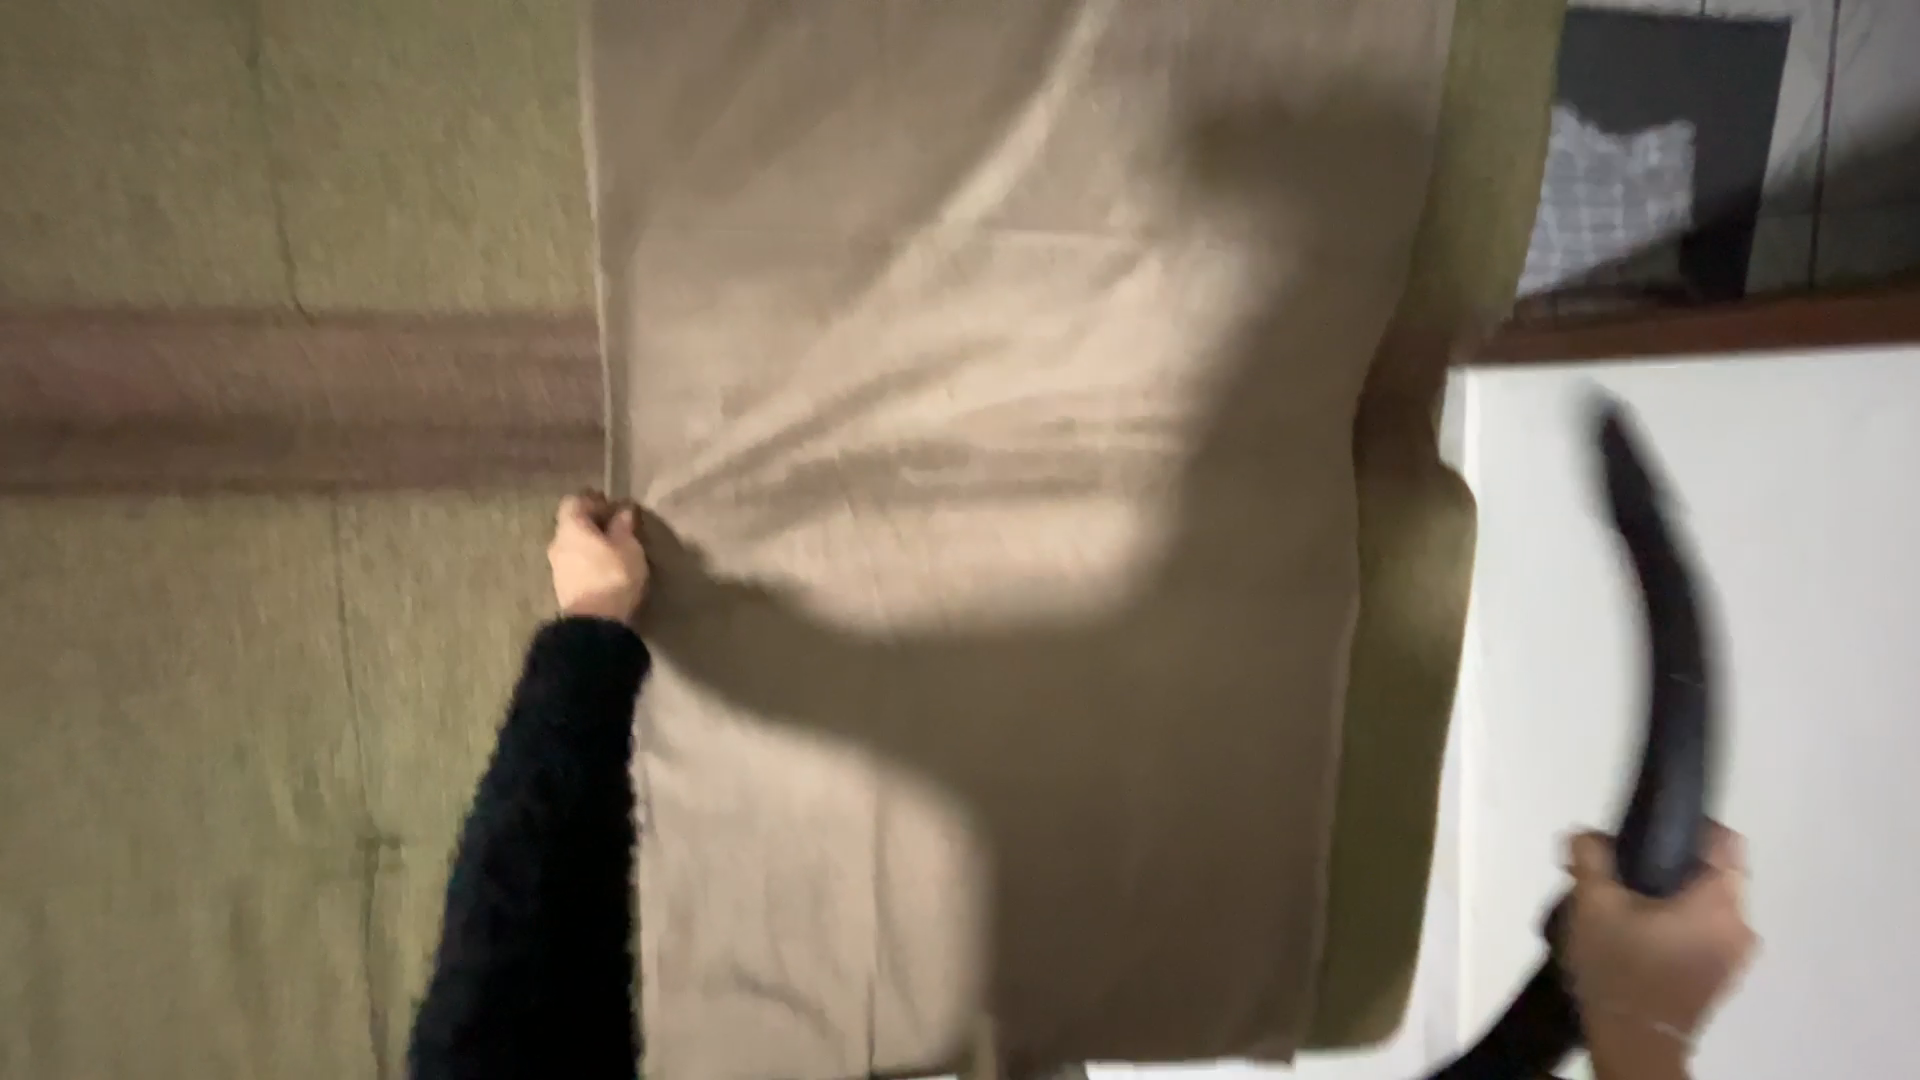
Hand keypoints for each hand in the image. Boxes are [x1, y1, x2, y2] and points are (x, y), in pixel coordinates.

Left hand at [548, 492, 649, 623]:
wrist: (594, 623)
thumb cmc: (613, 576)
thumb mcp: (628, 547)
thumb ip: (624, 526)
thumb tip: (623, 510)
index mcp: (571, 528)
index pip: (574, 501)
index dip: (592, 499)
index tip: (611, 503)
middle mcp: (557, 543)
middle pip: (571, 523)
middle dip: (592, 521)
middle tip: (615, 524)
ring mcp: (557, 566)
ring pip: (573, 544)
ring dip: (590, 541)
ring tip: (613, 547)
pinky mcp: (563, 586)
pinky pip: (575, 562)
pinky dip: (588, 557)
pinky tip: (605, 565)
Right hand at [1565, 824, 1756, 1063]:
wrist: (1634, 1037)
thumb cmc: (1619, 963)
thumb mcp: (1591, 900)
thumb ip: (1589, 855)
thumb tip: (1587, 834)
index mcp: (1719, 905)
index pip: (1726, 844)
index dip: (1690, 824)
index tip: (1646, 825)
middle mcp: (1740, 928)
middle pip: (1705, 872)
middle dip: (1656, 861)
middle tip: (1608, 865)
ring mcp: (1733, 954)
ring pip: (1698, 900)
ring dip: (1659, 890)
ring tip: (1609, 896)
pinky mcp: (1718, 971)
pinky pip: (1697, 925)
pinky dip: (1666, 915)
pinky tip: (1625, 925)